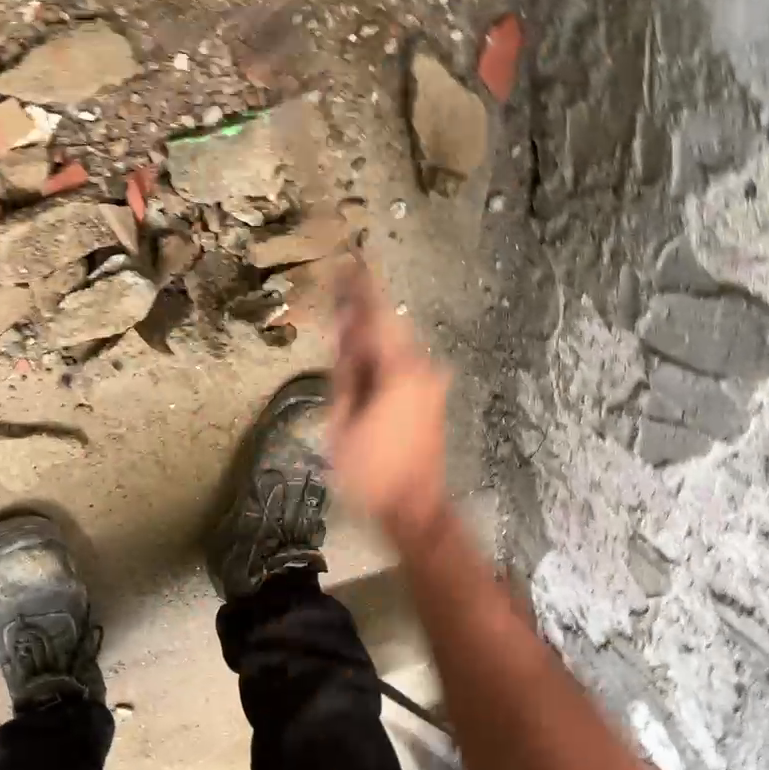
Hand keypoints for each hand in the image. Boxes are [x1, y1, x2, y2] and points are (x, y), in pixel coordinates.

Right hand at [328, 261, 451, 545]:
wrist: (416, 508)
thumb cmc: (372, 470)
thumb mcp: (342, 421)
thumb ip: (344, 369)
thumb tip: (344, 331)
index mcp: (398, 368)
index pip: (377, 314)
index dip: (360, 286)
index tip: (347, 261)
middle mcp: (422, 367)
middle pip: (387, 326)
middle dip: (361, 311)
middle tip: (336, 299)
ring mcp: (431, 381)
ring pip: (395, 344)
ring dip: (370, 335)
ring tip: (342, 334)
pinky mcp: (432, 394)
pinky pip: (402, 361)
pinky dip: (382, 354)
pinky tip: (361, 363)